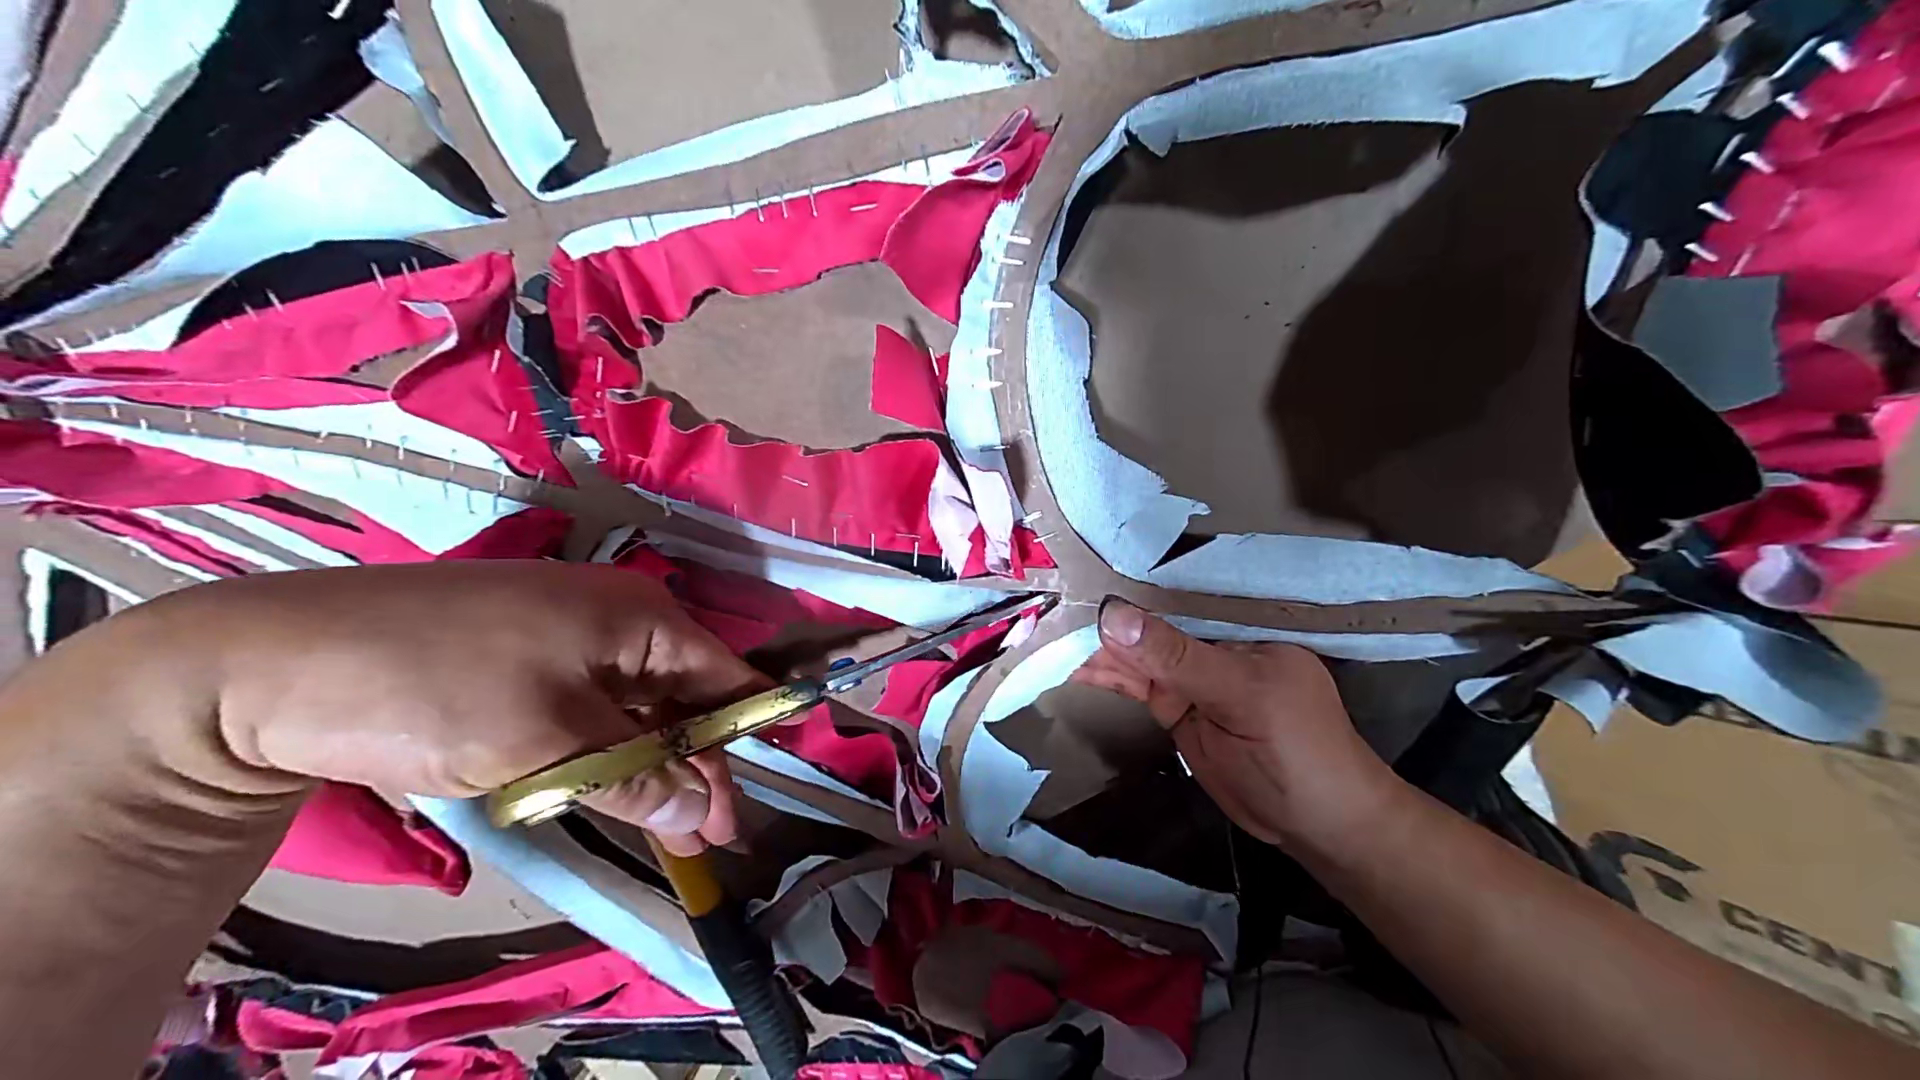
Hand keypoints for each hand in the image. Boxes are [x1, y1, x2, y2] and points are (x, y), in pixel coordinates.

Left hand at [116, 561, 760, 853]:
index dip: (750, 736)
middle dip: (699, 765)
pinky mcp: (531, 657)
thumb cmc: (438, 690)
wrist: (271, 663)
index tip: (754, 801)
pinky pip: (595, 705)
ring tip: (669, 831)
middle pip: (686, 695)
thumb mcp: (549, 744)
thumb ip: (636, 777)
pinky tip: (612, 789)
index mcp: (641, 617)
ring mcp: (572, 634)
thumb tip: (699, 811)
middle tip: (706, 840)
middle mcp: (619, 616)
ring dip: (654, 765)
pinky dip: (610, 751)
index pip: (726, 677)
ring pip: (639, 705)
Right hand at [1070, 598, 1405, 848]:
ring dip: (1102, 652)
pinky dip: (1109, 678)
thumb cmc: (1298, 750)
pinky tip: (1080, 672)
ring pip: (1139, 656)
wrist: (1319, 826)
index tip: (1086, 575)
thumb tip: (1114, 615)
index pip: (1181, 595)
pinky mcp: (1178, 708)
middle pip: (1153, 624)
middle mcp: (1215, 644)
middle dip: (1110, 621)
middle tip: (1059, 619)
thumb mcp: (1238, 695)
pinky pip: (1137, 685)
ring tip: (1060, 647)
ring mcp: (1194, 678)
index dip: (1136, 586)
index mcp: (1242, 626)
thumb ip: (1175, 657)